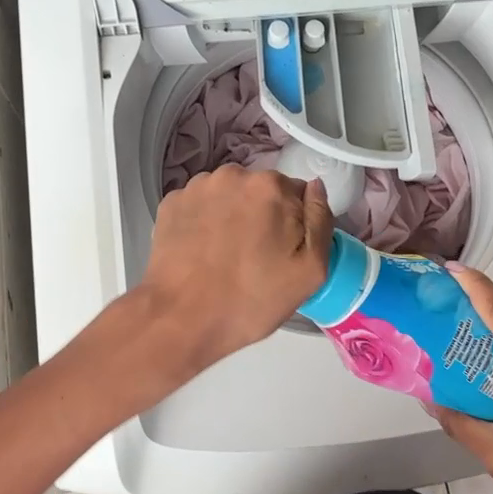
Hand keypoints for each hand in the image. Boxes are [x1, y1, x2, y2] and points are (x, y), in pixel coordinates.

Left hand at [137, 166, 334, 372]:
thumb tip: (315, 187)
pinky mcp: (171, 203)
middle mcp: (233, 175)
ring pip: (229, 197)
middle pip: (261, 191)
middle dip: (262, 216)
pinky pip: (200, 206)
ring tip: (225, 256)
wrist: (181, 318)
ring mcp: (197, 187)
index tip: (282, 252)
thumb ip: (321, 220)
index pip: (296, 194)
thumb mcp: (310, 270)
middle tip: (255, 258)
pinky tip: (203, 252)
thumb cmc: (251, 300)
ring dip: (232, 216)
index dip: (294, 224)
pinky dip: (204, 222)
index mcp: (270, 186)